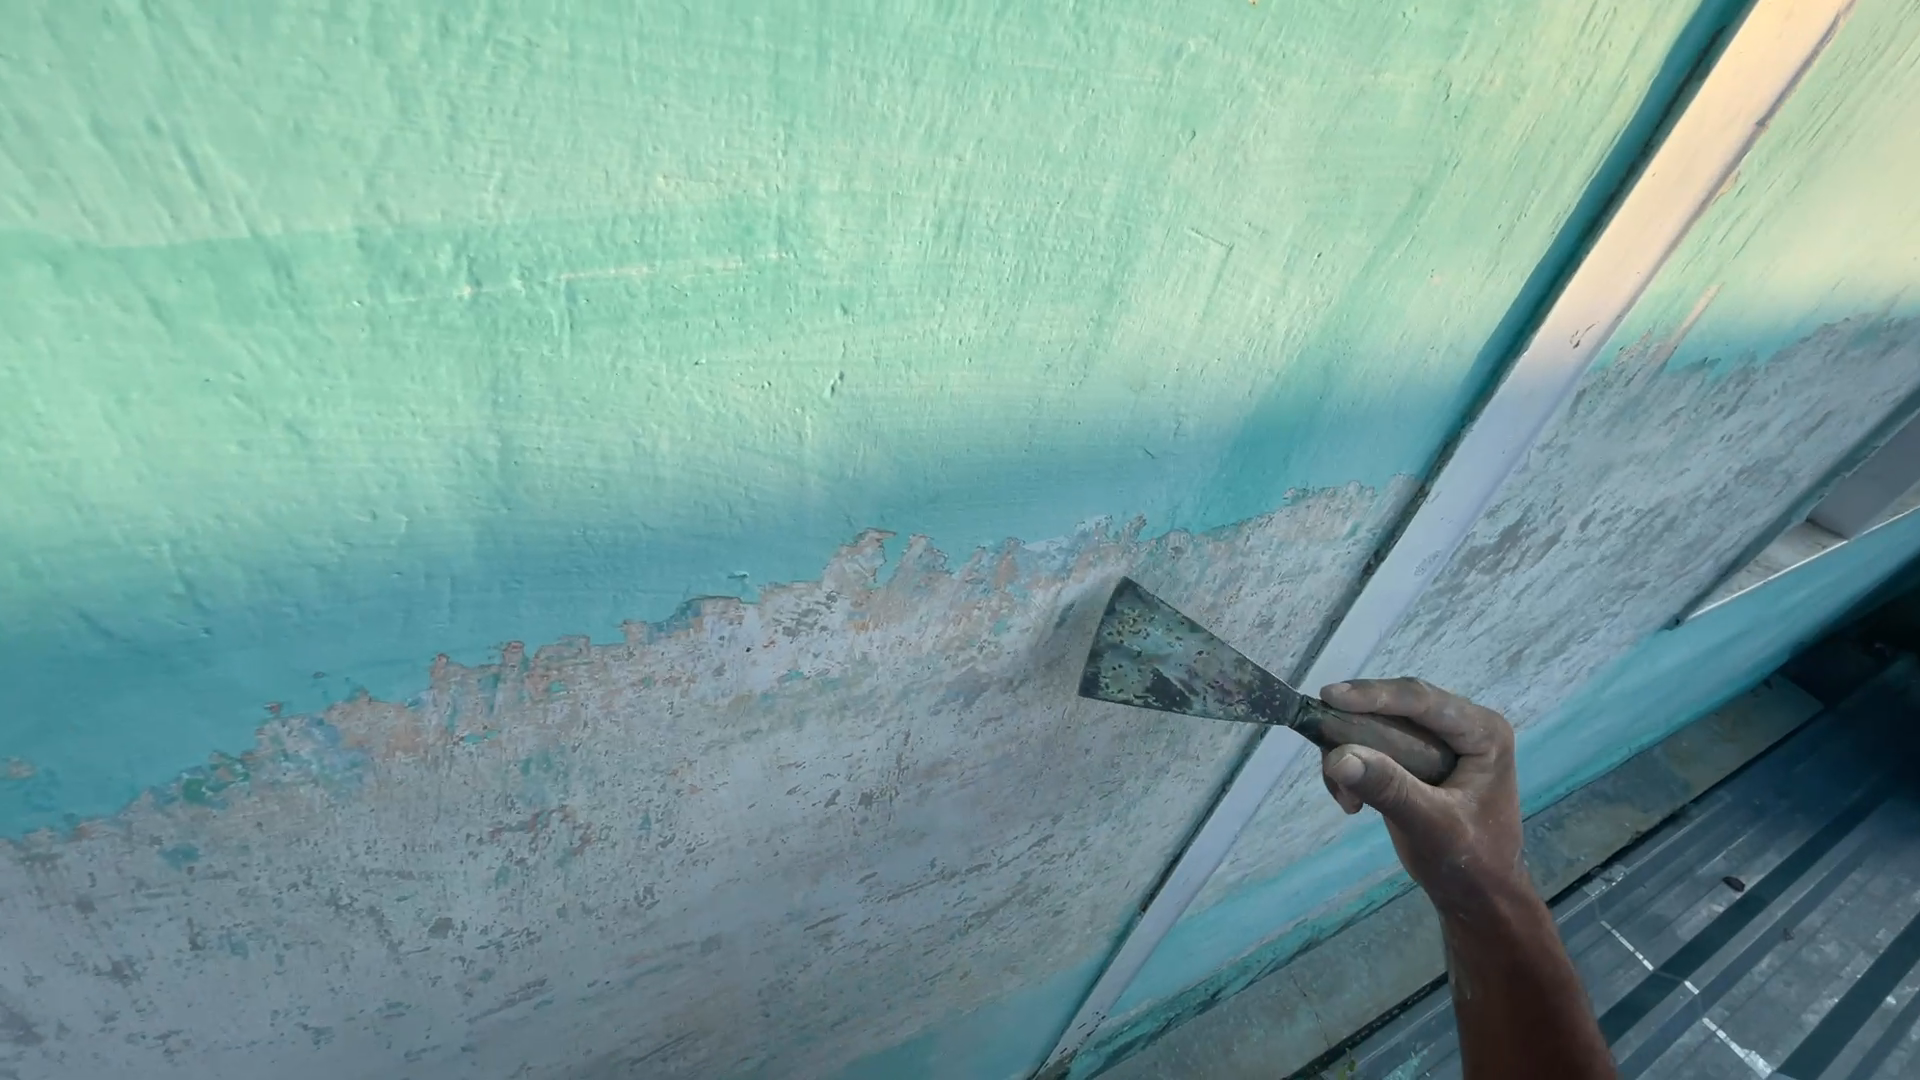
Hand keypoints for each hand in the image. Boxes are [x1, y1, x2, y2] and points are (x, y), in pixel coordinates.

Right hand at [1319, 678, 1525, 917]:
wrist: (1476, 897)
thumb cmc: (1471, 863)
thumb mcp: (1432, 826)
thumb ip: (1389, 789)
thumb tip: (1336, 757)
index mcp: (1482, 732)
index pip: (1422, 700)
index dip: (1373, 696)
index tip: (1329, 697)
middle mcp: (1458, 725)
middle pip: (1392, 706)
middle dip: (1353, 726)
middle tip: (1319, 739)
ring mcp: (1432, 739)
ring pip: (1371, 723)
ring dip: (1346, 752)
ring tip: (1344, 795)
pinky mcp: (1408, 755)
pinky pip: (1364, 743)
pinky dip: (1348, 768)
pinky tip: (1351, 802)